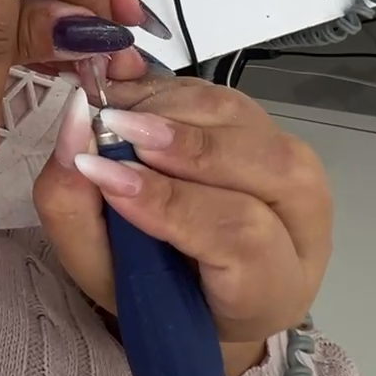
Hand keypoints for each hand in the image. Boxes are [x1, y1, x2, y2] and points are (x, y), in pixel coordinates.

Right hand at [33, 72, 333, 375]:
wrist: (192, 274)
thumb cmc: (149, 283)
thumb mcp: (98, 269)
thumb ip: (73, 206)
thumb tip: (72, 124)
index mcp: (273, 286)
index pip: (239, 235)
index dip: (169, 201)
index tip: (102, 172)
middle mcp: (303, 222)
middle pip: (264, 166)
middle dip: (182, 142)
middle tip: (111, 125)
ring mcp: (292, 163)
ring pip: (240, 117)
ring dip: (168, 106)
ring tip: (108, 114)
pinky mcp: (264, 124)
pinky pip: (218, 92)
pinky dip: (165, 89)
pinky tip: (124, 102)